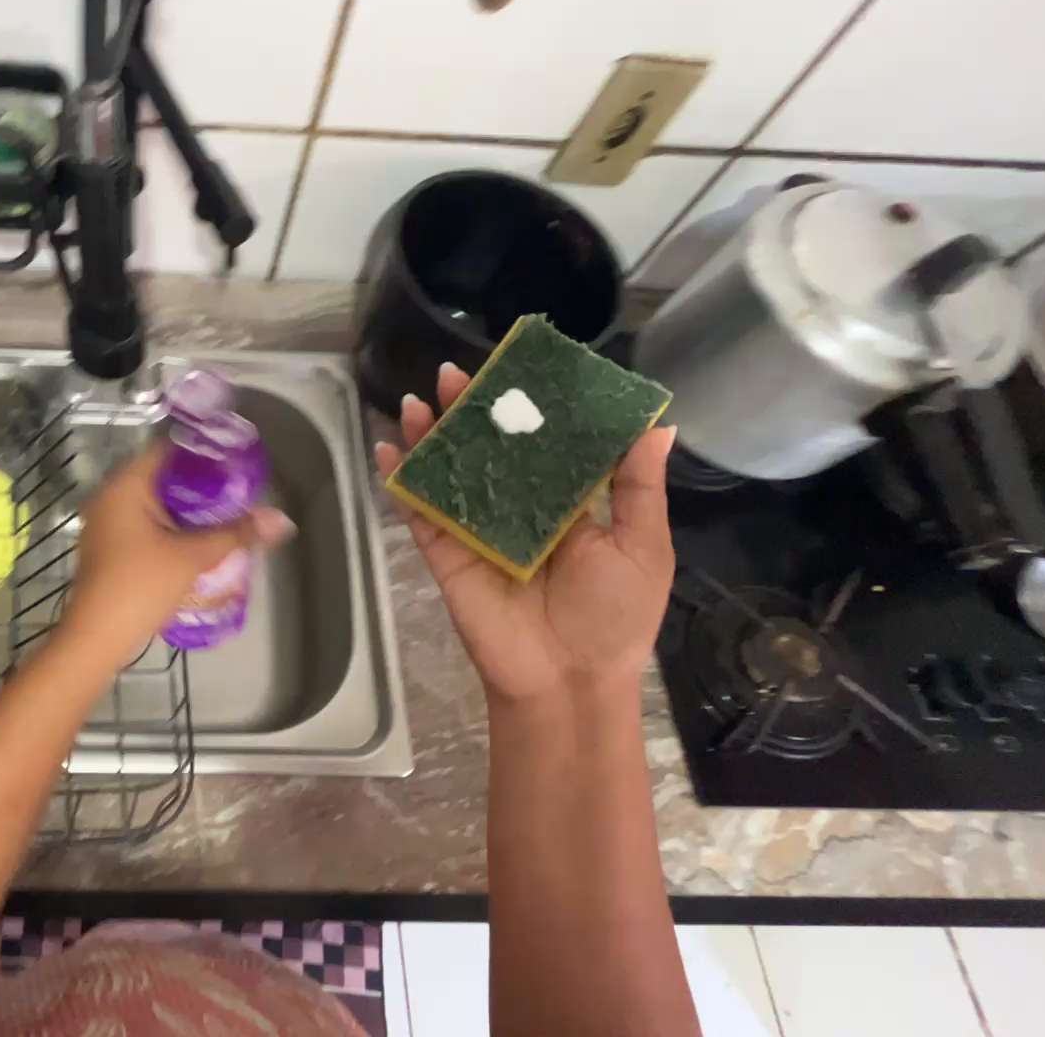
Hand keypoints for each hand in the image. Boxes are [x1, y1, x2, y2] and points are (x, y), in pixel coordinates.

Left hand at [58, 443, 293, 669]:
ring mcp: (104, 523)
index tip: (235, 462)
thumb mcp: (193, 556)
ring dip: (186, 509)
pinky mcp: (108, 547)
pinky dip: (170, 527)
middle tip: (238, 491)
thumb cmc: (141, 586)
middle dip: (199, 485)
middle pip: (161, 477)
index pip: (167, 451)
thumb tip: (281, 519)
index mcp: (124, 486)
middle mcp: (109, 497)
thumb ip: (236, 533)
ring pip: (152, 503)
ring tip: (226, 514)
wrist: (97, 638)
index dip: (203, 454)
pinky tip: (198, 540)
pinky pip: (143, 524)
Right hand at [374, 363, 677, 705]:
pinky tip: (387, 449)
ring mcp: (474, 527)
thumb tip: (657, 423)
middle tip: (453, 373)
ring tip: (416, 400)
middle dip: (468, 410)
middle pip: (486, 448)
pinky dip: (401, 480)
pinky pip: (419, 510)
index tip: (518, 365)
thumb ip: (637, 487)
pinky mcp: (444, 551)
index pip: (542, 442)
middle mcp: (515, 507)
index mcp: (564, 503)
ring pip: (447, 471)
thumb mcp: (641, 547)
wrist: (566, 679)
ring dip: (428, 435)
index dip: (528, 404)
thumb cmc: (614, 615)